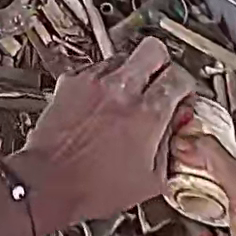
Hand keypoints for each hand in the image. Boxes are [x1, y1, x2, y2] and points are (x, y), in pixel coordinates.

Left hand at [6, 38, 194, 235]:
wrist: (50, 179)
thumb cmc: (95, 186)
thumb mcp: (152, 177)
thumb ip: (170, 142)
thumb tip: (178, 125)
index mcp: (146, 112)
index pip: (178, 76)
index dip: (185, 85)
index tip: (182, 94)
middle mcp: (119, 88)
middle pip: (152, 49)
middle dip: (161, 63)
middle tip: (161, 81)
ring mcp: (92, 81)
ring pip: (121, 56)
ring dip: (130, 73)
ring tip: (128, 98)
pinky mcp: (71, 80)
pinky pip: (94, 69)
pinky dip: (103, 81)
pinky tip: (102, 103)